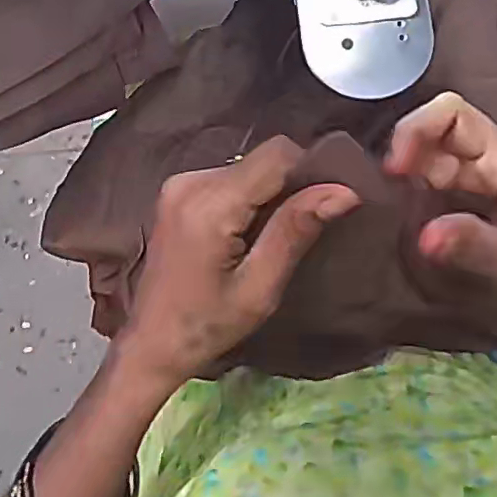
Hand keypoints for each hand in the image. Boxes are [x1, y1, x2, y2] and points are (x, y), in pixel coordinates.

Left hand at [116, 136, 360, 384]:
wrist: (152, 342)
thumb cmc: (206, 325)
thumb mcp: (259, 288)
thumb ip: (296, 231)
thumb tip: (344, 191)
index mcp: (209, 204)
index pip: (277, 155)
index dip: (311, 169)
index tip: (330, 202)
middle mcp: (190, 180)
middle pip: (262, 158)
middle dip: (292, 183)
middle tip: (306, 226)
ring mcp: (179, 182)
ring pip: (248, 165)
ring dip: (271, 191)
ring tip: (277, 233)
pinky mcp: (177, 190)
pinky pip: (230, 176)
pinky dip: (250, 195)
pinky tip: (250, 231)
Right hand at [385, 92, 496, 352]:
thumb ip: (475, 244)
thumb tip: (422, 236)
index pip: (452, 114)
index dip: (416, 128)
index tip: (394, 168)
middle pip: (440, 135)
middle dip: (406, 153)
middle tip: (382, 192)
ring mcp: (493, 182)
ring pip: (440, 162)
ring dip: (412, 176)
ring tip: (388, 206)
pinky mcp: (490, 205)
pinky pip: (448, 188)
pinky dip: (424, 196)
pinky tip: (411, 217)